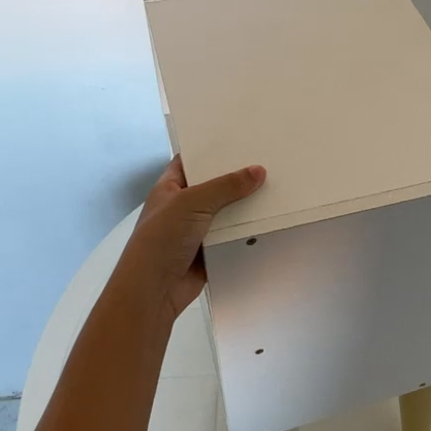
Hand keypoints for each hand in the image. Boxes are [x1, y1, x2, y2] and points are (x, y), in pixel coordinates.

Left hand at [109, 155, 265, 322]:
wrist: (154, 290)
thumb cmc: (162, 239)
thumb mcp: (192, 202)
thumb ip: (226, 186)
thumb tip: (257, 172)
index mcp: (170, 187)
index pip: (192, 161)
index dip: (212, 150)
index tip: (239, 140)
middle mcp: (183, 206)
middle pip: (214, 186)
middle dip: (236, 178)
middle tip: (267, 161)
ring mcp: (197, 229)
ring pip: (226, 212)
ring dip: (245, 206)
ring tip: (276, 187)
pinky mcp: (210, 250)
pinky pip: (232, 235)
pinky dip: (246, 231)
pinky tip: (270, 219)